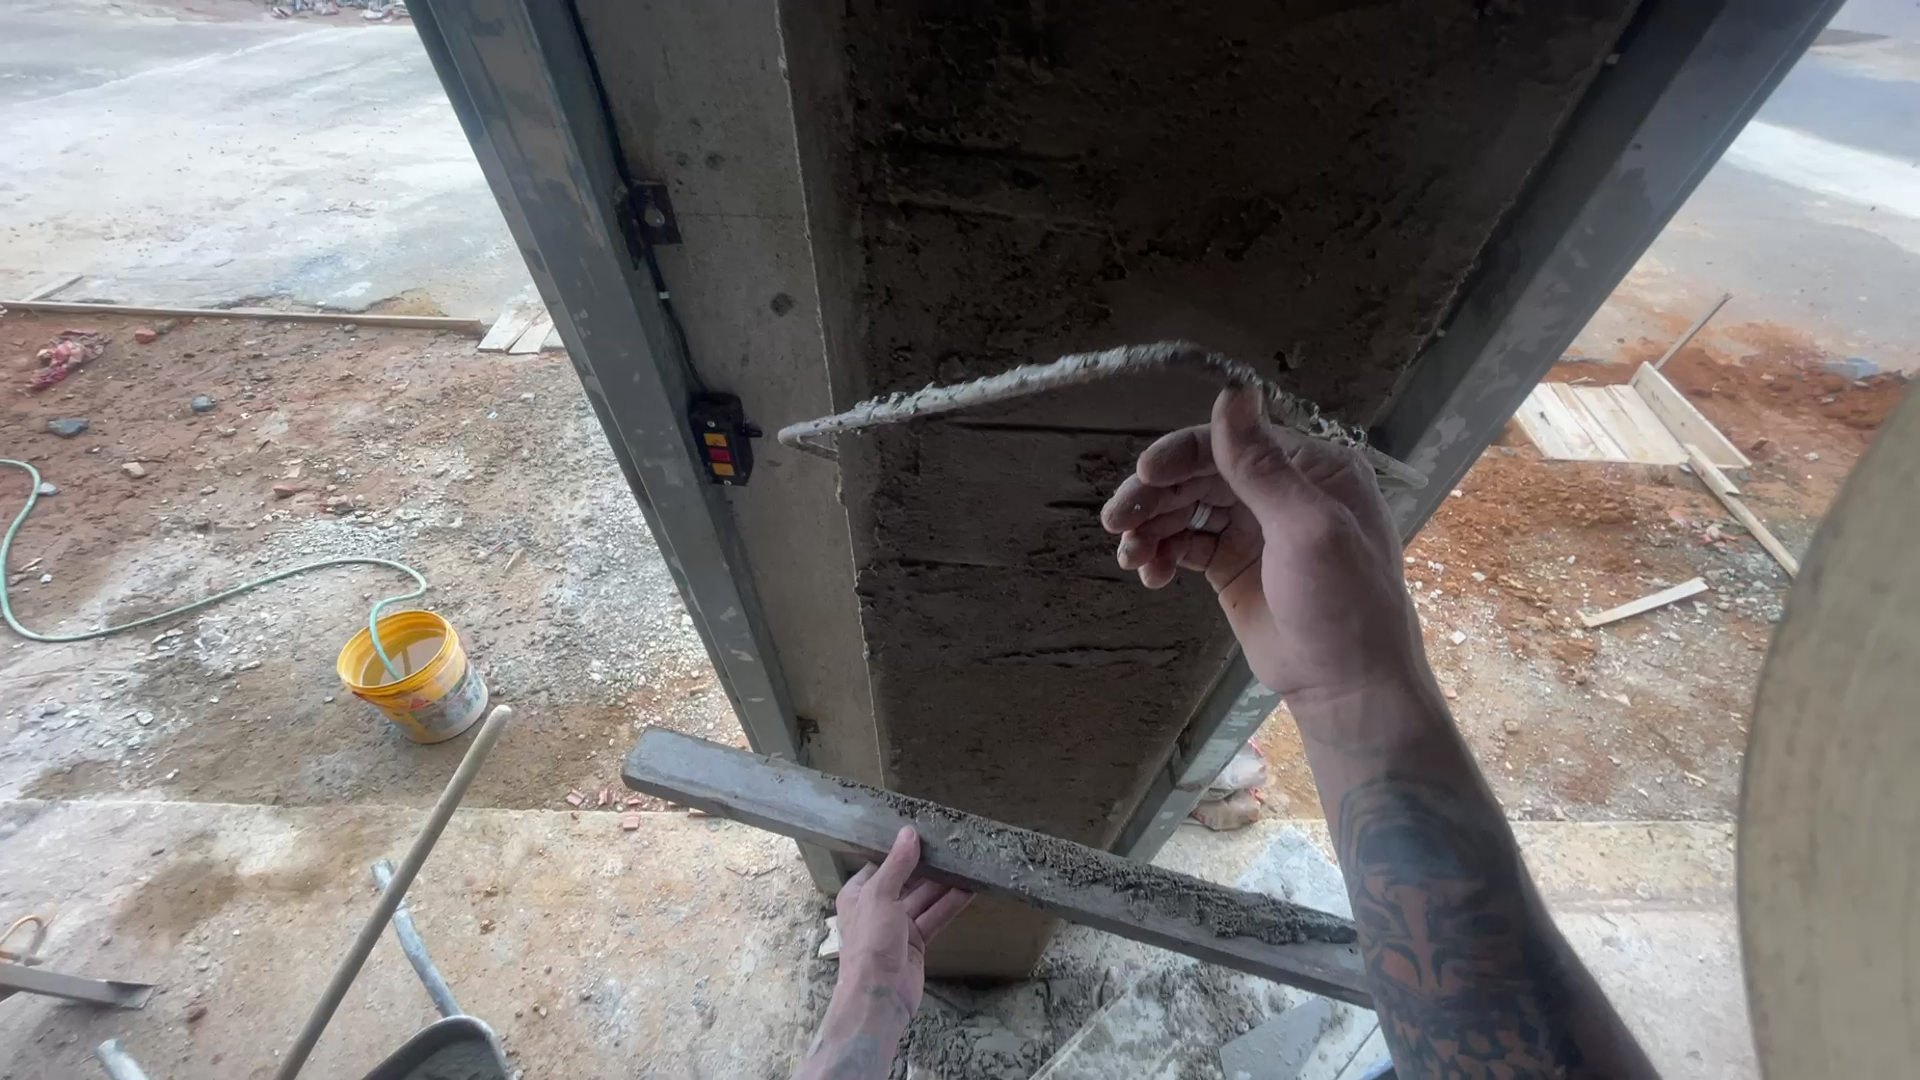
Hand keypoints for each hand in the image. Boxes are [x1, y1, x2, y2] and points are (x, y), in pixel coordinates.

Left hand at [835, 827, 972, 1015]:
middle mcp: (877, 907)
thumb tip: (909, 833)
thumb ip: (897, 864)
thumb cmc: (870, 942)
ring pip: (925, 898)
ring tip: (965, 865)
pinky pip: (935, 916)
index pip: (882, 864)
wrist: (878, 997)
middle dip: (927, 866)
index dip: (900, 850)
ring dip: (944, 884)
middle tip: (950, 847)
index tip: (922, 832)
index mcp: (858, 893)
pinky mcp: (917, 941)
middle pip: (907, 880)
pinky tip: (968, 890)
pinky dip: (950, 904)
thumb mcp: (879, 895)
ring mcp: (898, 925)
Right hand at [1100, 385, 1423, 702]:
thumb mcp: (1306, 529)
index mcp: (1306, 469)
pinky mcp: (1229, 563)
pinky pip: (1184, 545)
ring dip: (1150, 529)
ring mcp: (1250, 528)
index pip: (1228, 444)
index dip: (1179, 455)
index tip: (1142, 476)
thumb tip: (1233, 388)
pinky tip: (1152, 576)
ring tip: (1130, 558)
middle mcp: (1276, 491)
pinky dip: (1162, 555)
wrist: (1345, 686)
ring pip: (1183, 511)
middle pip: (1196, 477)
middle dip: (1153, 498)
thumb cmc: (1342, 604)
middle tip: (1116, 524)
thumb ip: (1262, 464)